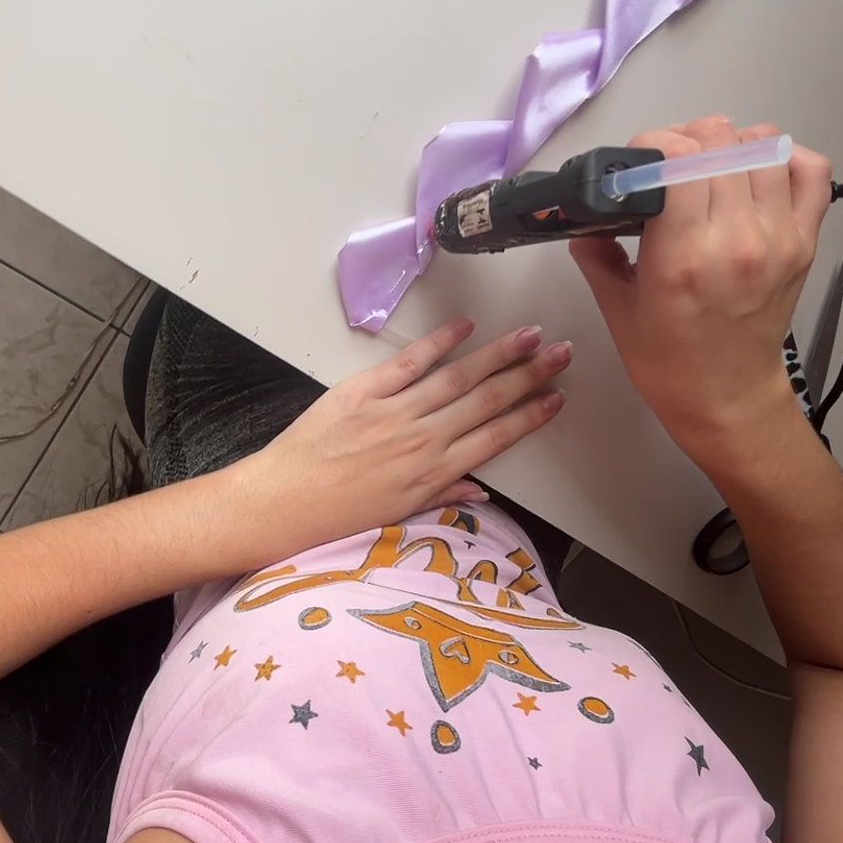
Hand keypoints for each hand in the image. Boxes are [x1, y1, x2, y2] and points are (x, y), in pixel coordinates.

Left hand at [227, 319, 570, 553]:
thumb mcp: (396, 515)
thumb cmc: (337, 515)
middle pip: (487, 400)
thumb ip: (441, 496)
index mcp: (432, 473)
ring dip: (498, 353)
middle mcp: (422, 439)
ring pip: (458, 376)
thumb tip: (480, 489)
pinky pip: (410, 362)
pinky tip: (465, 326)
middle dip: (529, 375)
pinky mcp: (363, 391)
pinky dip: (439, 342)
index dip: (531, 415)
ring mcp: (394, 412)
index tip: (556, 397)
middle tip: (561, 352)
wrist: (282, 502)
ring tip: (529, 334)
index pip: (496, 438)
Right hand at [570, 116, 832, 462]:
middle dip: (683, 139)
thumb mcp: (617, 311)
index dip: (651, 143)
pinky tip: (754, 174)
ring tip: (707, 169)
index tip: (637, 159)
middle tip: (665, 164)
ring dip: (728, 144)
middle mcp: (735, 240)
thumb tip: (585, 220)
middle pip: (719, 140)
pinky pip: (810, 170)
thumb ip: (598, 257)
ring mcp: (778, 237)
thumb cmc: (669, 364)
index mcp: (681, 260)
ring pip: (763, 143)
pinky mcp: (805, 240)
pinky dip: (783, 158)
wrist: (726, 398)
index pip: (677, 158)